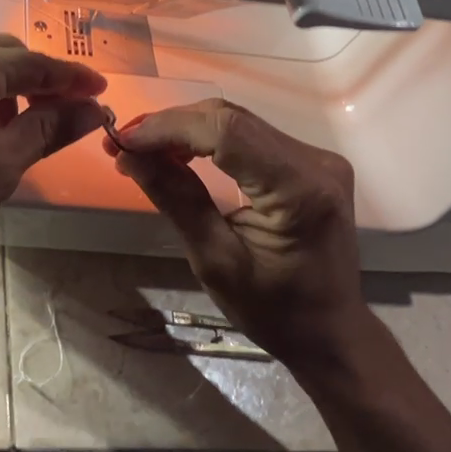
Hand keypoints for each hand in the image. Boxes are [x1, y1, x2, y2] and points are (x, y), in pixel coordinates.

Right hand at [107, 98, 367, 364]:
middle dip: (170, 126)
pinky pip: (249, 137)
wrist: (329, 332)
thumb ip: (176, 200)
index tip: (122, 142)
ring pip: (237, 122)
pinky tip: (176, 154)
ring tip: (140, 150)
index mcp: (298, 191)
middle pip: (231, 119)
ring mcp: (317, 159)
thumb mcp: (215, 261)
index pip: (226, 133)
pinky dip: (206, 140)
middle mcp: (316, 162)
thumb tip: (130, 156)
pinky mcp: (310, 163)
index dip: (168, 129)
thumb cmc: (272, 310)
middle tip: (121, 145)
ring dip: (184, 130)